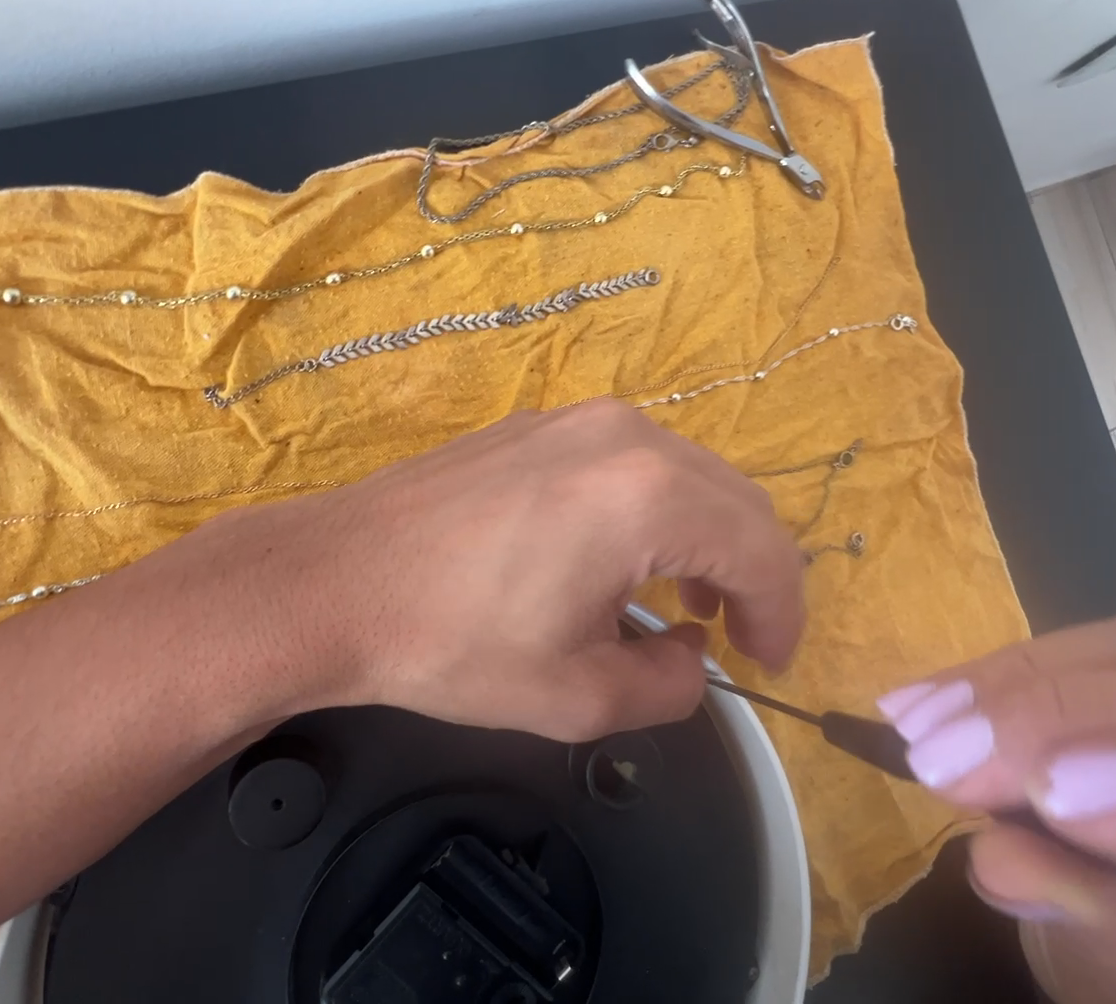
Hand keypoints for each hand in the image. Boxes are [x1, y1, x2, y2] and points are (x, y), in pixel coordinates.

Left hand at [158, 399, 804, 742]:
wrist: (334, 580)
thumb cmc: (451, 642)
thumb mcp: (575, 697)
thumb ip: (667, 687)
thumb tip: (692, 658)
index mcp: (648, 493)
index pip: (761, 549)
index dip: (782, 612)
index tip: (767, 662)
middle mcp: (626, 435)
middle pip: (735, 500)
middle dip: (753, 573)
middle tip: (735, 636)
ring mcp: (579, 418)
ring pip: (690, 474)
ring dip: (707, 537)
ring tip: (687, 602)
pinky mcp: (542, 424)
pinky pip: (635, 461)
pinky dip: (659, 509)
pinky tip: (626, 555)